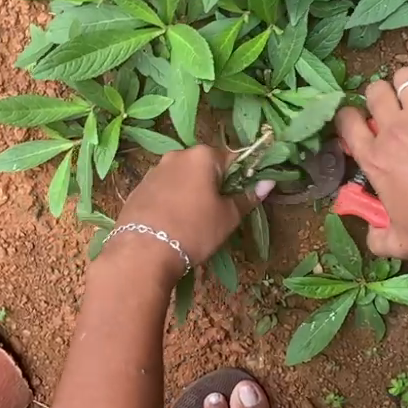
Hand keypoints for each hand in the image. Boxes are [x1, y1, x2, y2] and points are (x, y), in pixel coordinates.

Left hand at [106, 146, 267, 285]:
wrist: (143, 252)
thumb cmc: (194, 230)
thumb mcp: (227, 217)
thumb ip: (248, 197)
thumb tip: (269, 182)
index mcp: (202, 156)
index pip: (232, 158)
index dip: (242, 176)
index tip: (243, 195)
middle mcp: (177, 155)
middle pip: (205, 165)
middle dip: (215, 183)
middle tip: (220, 211)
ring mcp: (155, 170)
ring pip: (183, 176)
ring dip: (192, 191)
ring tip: (194, 219)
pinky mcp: (139, 187)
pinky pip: (164, 189)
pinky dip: (172, 200)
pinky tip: (173, 222)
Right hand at [334, 64, 407, 259]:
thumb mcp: (402, 242)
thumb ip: (379, 239)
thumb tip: (371, 238)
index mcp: (374, 158)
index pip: (346, 121)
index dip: (351, 117)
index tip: (363, 124)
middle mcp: (393, 129)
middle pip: (375, 90)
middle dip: (383, 95)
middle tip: (397, 110)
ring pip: (407, 76)